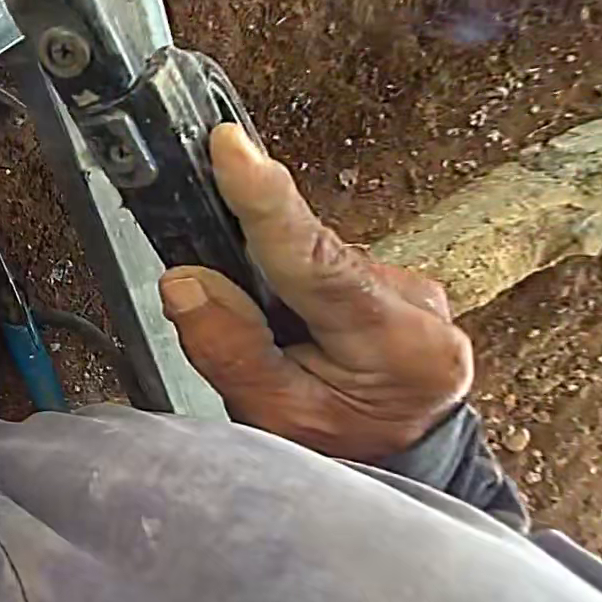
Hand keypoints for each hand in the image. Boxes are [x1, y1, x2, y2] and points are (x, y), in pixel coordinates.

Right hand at [159, 124, 471, 460]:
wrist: (398, 454)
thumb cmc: (342, 449)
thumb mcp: (274, 417)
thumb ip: (228, 348)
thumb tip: (184, 280)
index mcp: (397, 346)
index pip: (315, 259)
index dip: (265, 201)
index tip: (229, 148)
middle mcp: (416, 303)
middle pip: (304, 248)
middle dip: (248, 260)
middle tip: (214, 293)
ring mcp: (412, 286)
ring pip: (308, 251)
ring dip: (268, 275)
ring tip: (268, 333)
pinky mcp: (395, 279)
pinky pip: (321, 257)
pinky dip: (288, 278)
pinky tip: (287, 318)